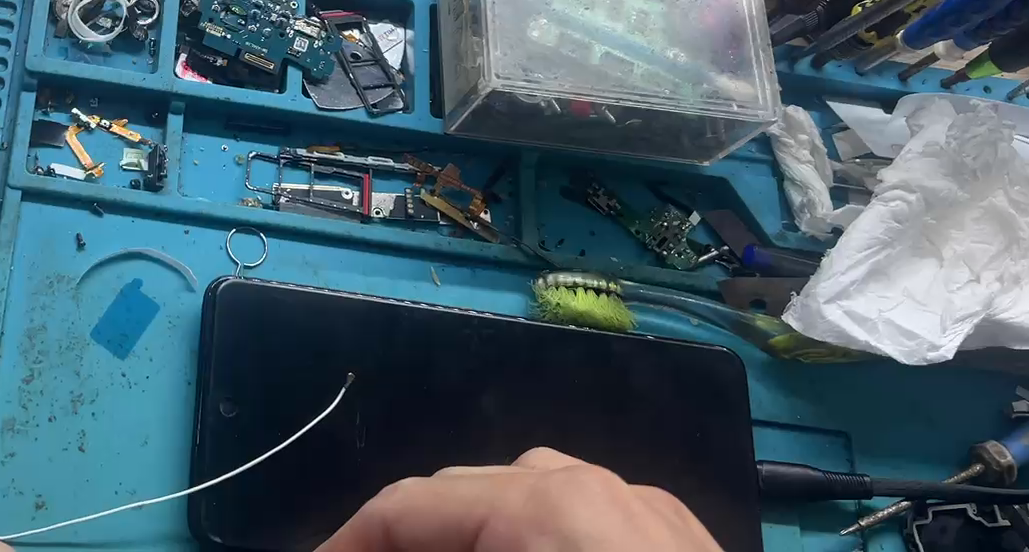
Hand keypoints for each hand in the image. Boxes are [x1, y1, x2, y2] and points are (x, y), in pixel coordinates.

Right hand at [316, 447, 722, 551]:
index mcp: (548, 504)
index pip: (408, 505)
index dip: (349, 541)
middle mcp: (594, 484)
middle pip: (455, 497)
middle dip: (405, 543)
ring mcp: (647, 509)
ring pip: (512, 502)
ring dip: (462, 542)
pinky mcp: (680, 540)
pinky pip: (574, 521)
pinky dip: (524, 544)